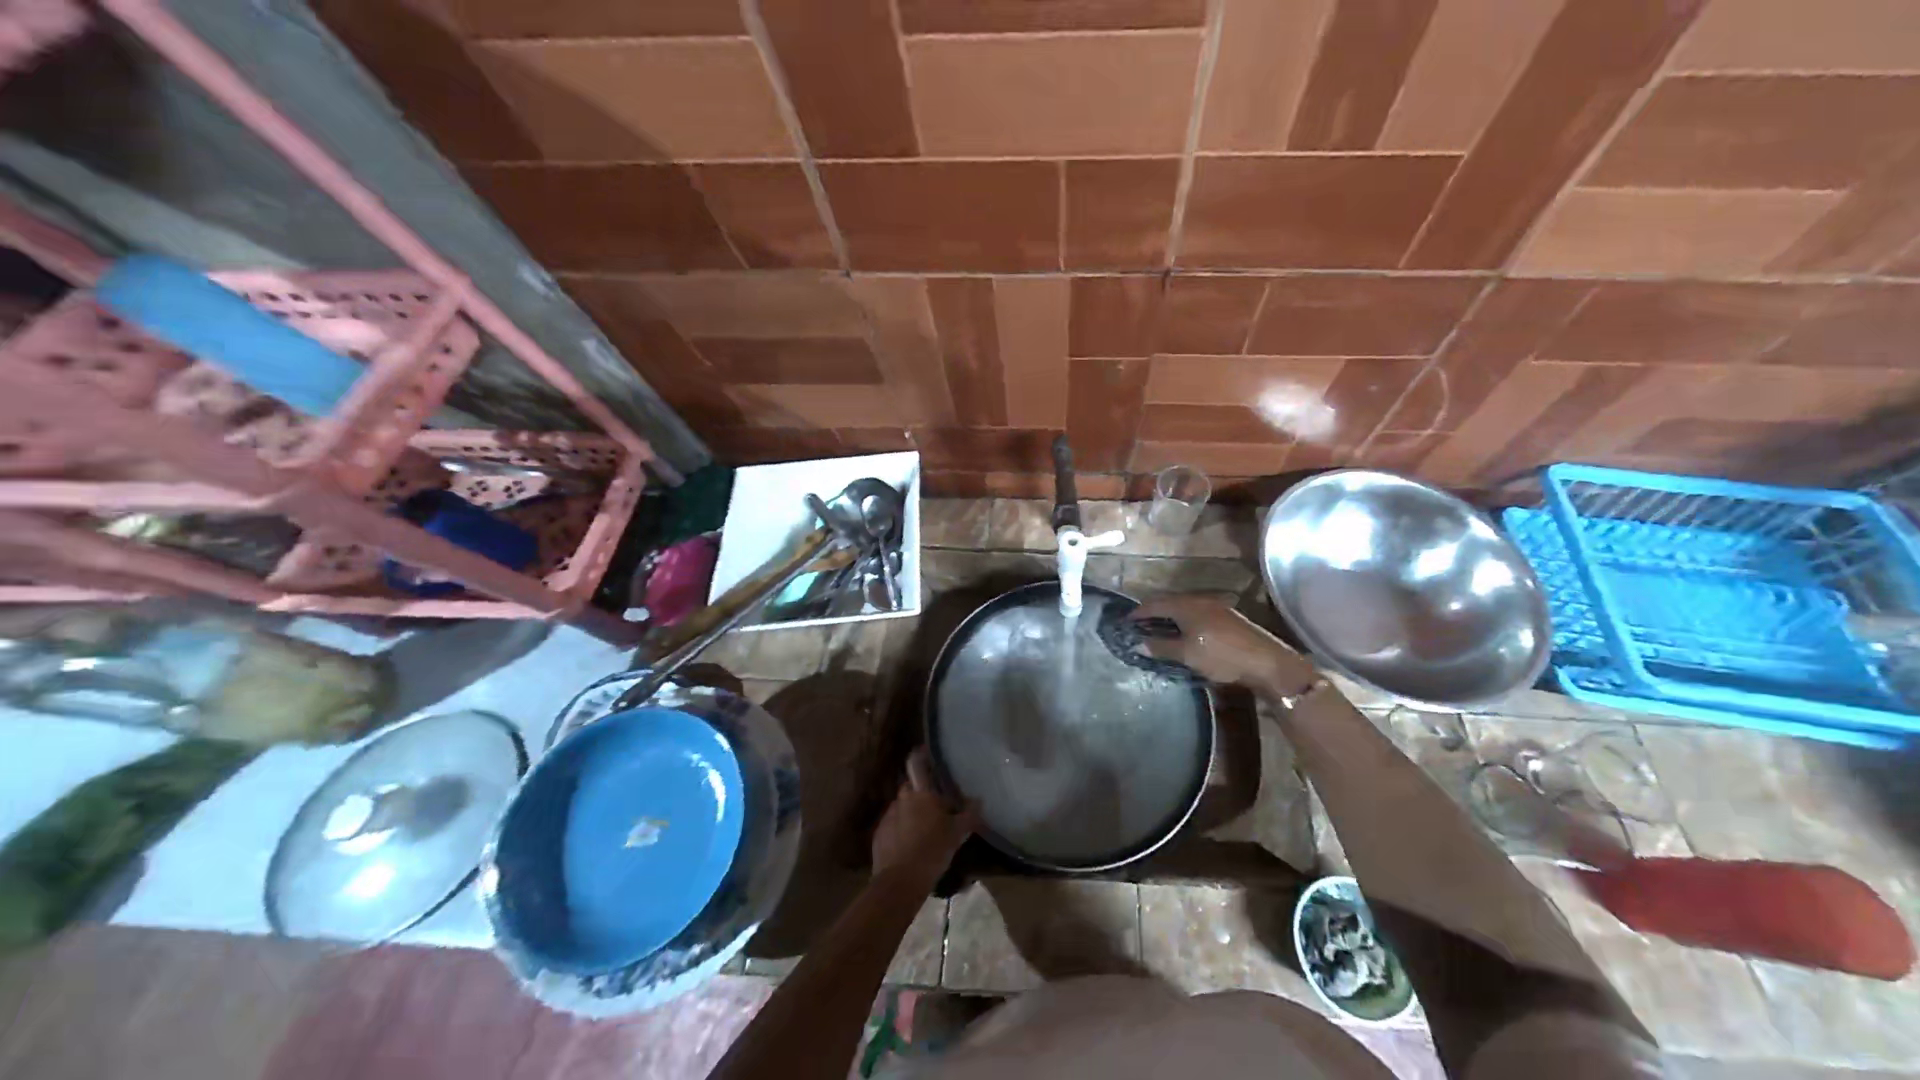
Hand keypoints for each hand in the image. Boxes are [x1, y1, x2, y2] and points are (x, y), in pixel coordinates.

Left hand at [872, 751, 977, 884]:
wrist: (900, 880)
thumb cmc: (933, 850)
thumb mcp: (957, 834)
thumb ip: (969, 815)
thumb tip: (978, 800)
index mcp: (921, 794)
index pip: (916, 764)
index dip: (919, 755)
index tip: (925, 752)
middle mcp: (902, 799)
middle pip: (910, 787)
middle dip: (920, 791)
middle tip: (934, 804)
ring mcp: (888, 816)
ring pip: (901, 806)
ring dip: (910, 811)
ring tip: (923, 828)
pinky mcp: (879, 833)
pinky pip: (893, 824)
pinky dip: (900, 829)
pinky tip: (910, 844)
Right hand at [1129, 595, 1318, 696]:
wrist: (1268, 662)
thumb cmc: (1222, 656)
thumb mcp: (1187, 654)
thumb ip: (1160, 647)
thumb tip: (1136, 643)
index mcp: (1186, 606)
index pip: (1154, 604)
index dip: (1137, 613)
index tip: (1124, 622)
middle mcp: (1199, 600)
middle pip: (1169, 602)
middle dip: (1152, 613)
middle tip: (1138, 626)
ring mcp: (1216, 607)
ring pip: (1184, 608)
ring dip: (1169, 617)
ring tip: (1158, 631)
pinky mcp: (1227, 618)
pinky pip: (1196, 613)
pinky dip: (1183, 621)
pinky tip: (1183, 634)